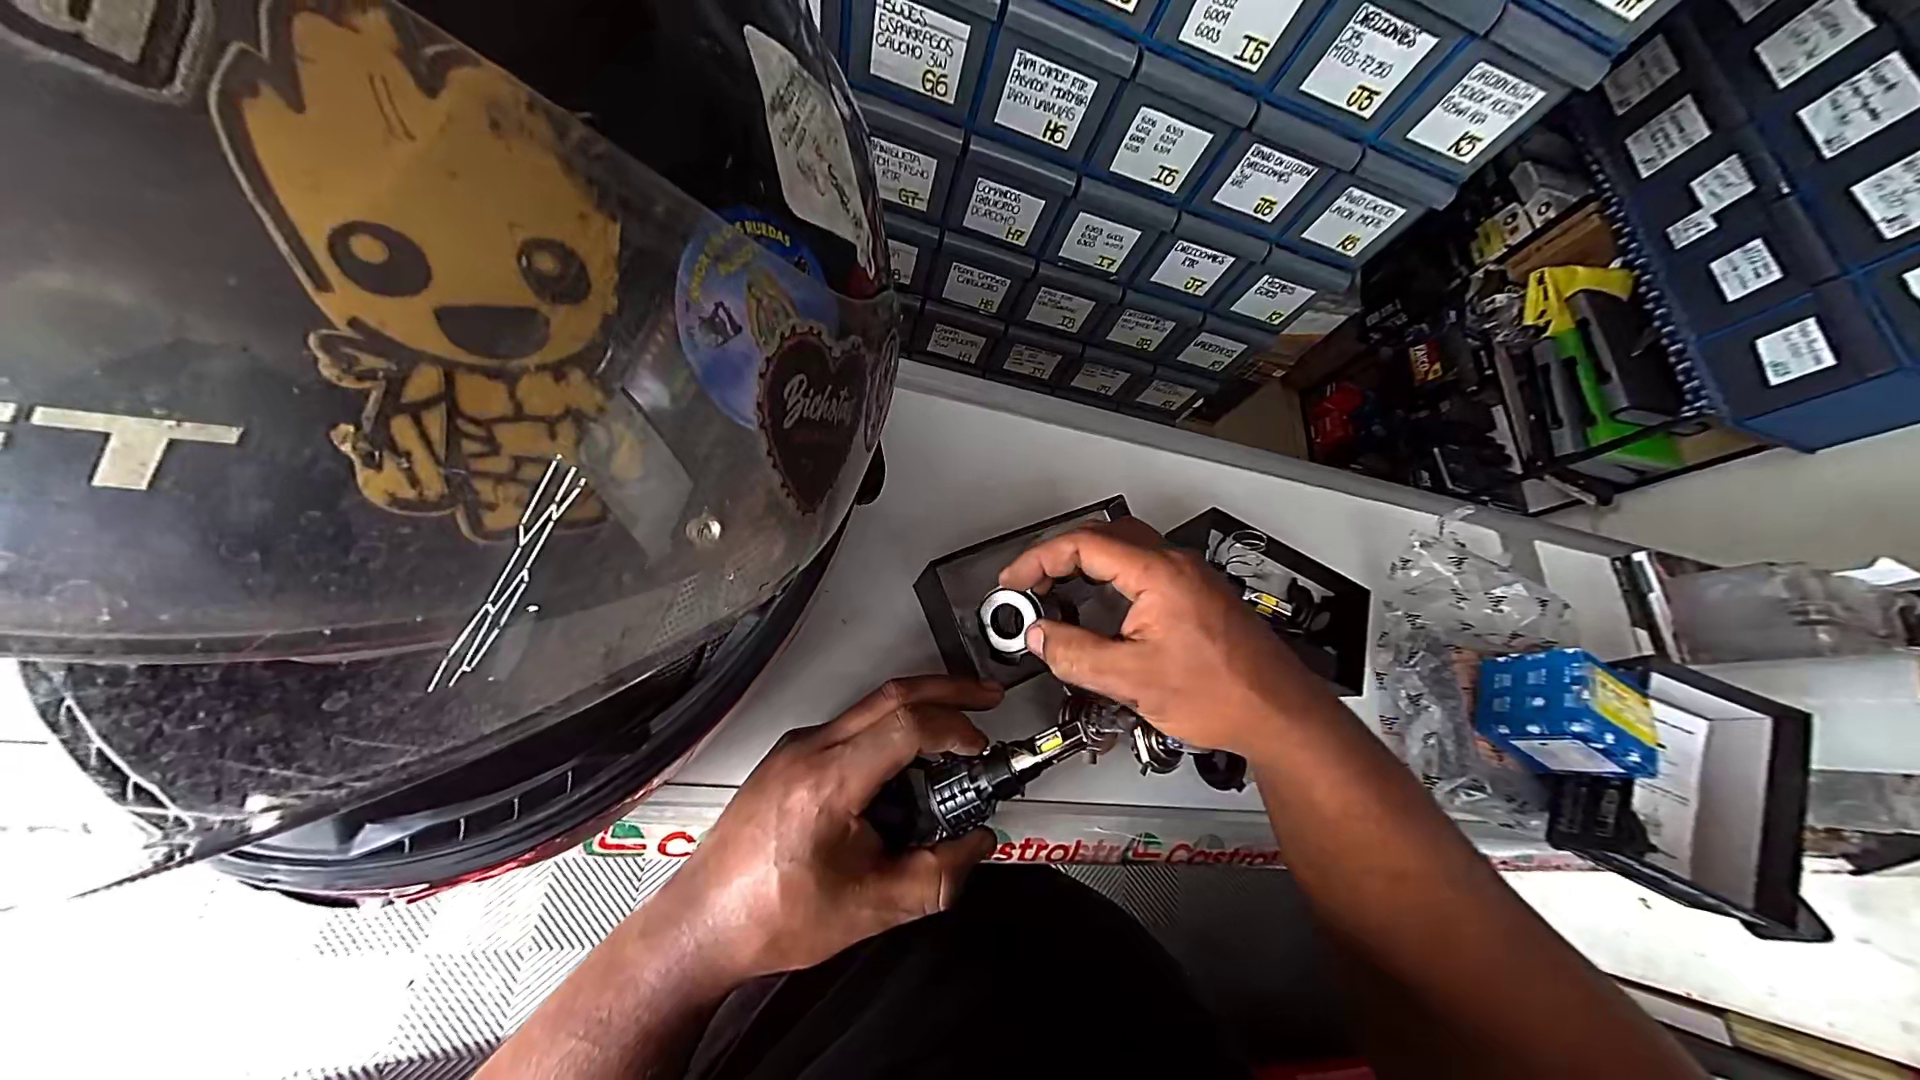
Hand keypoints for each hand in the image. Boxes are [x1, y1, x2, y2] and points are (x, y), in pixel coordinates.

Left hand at [650, 676, 1001, 981]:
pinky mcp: (793, 756)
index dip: (954, 727)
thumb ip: (937, 877)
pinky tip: (907, 762)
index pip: (905, 724)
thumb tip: (975, 847)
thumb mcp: (869, 908)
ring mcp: (797, 748)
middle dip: (949, 690)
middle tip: (985, 698)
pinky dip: (892, 729)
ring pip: (872, 705)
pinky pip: (852, 726)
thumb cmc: (765, 916)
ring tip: (954, 735)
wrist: (703, 923)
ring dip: (920, 708)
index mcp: (826, 782)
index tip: (978, 747)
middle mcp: (808, 751)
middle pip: (892, 693)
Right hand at [998, 518, 1316, 759]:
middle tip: (1029, 581)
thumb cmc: (1228, 693)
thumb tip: (1041, 637)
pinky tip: (1096, 605)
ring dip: (1082, 563)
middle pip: (1101, 536)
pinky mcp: (1194, 595)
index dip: (1038, 559)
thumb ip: (1075, 654)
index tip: (1016, 579)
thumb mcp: (1132, 680)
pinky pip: (1140, 569)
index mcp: (1159, 575)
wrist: (1278, 713)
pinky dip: (1106, 577)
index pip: (1083, 545)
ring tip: (1054, 590)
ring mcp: (1188, 578)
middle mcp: (1176, 567)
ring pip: (1122, 549)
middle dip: (1056, 555)